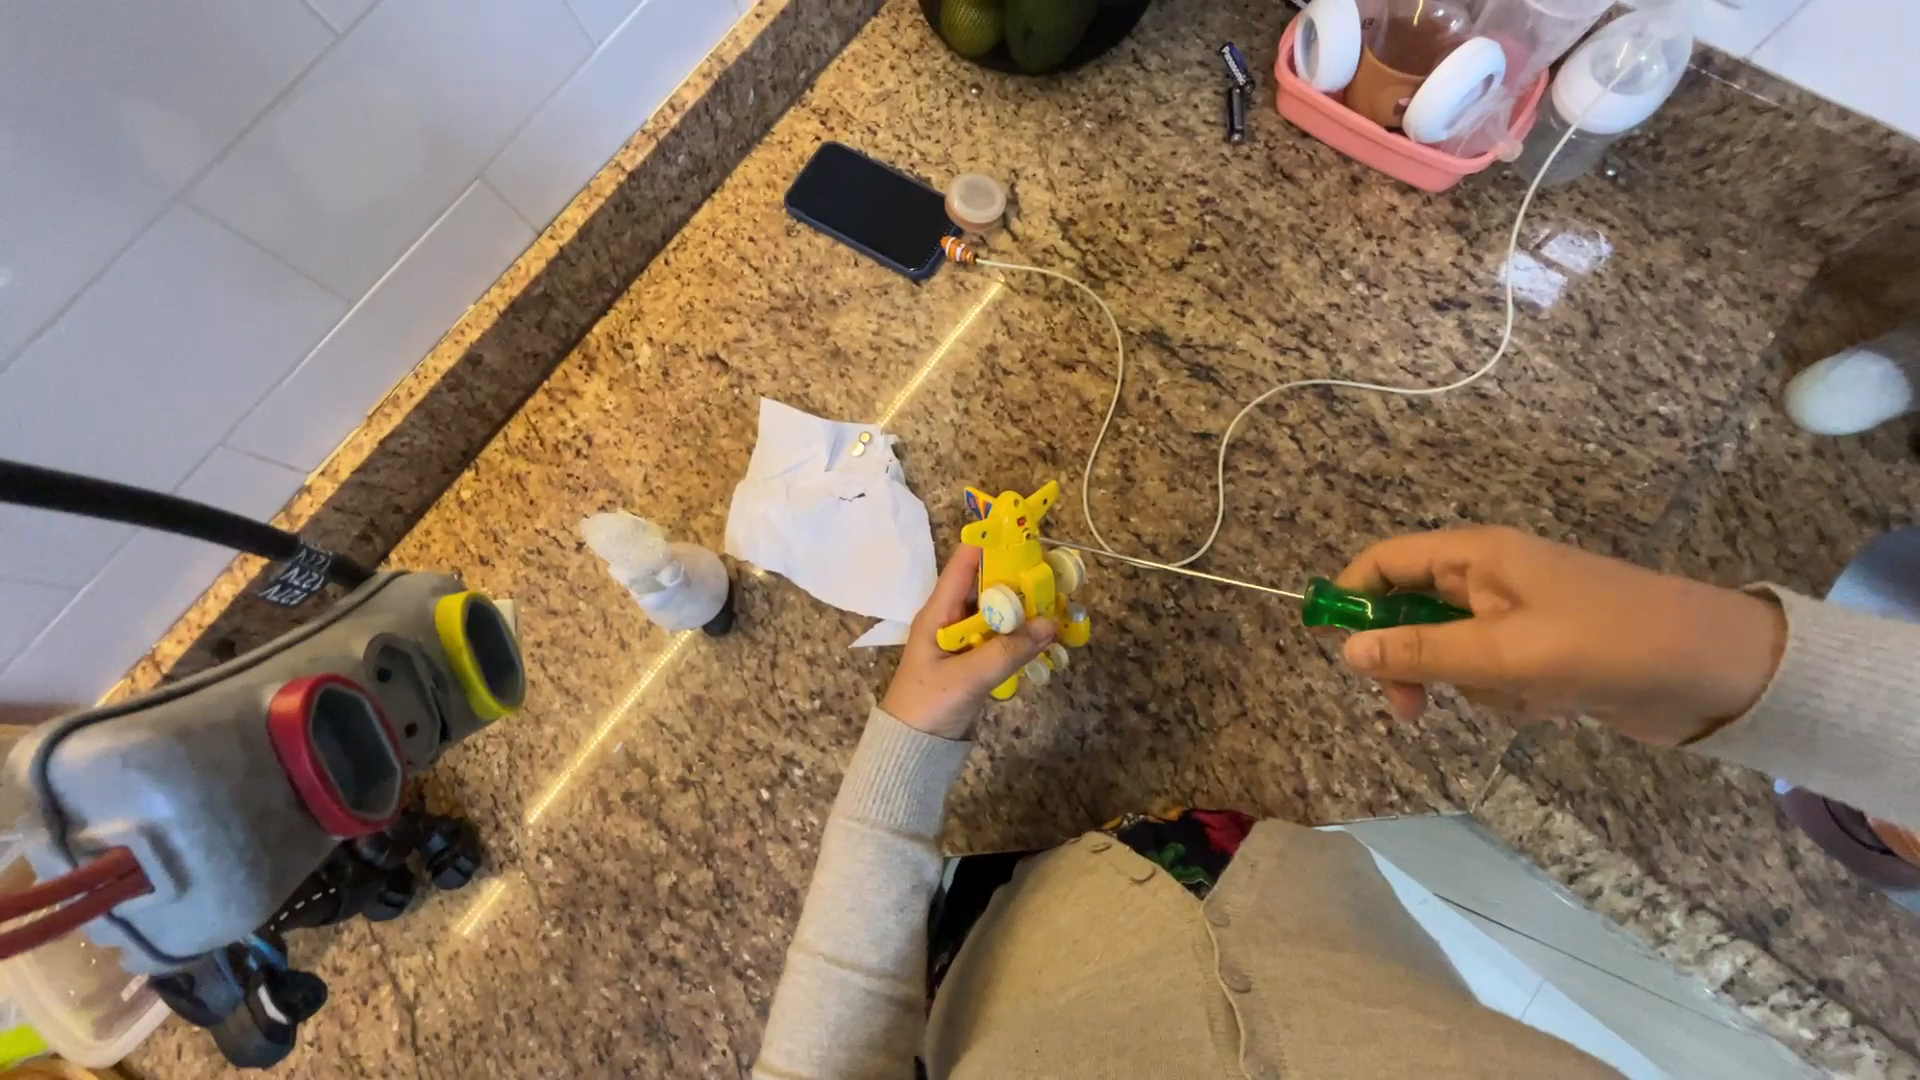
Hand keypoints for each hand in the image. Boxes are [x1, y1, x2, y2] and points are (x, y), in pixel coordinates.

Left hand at [881, 546, 1056, 739]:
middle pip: (988, 585)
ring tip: (1060, 601)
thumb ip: (1007, 651)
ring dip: (1026, 608)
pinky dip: (1025, 635)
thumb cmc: (929, 705)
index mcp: (938, 611)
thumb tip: (1050, 624)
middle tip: (1056, 573)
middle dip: (1019, 577)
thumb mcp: (967, 677)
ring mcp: (966, 640)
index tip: (1026, 534)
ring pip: (1000, 611)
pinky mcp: (978, 660)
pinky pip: (1004, 637)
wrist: (914, 750)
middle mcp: (952, 618)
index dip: (992, 542)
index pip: (964, 563)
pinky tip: (1050, 636)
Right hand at [1334, 527, 1787, 745]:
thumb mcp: (1507, 652)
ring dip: (1463, 682)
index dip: (1350, 595)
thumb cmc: (1611, 645)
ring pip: (1443, 650)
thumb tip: (1346, 650)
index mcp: (1475, 557)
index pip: (1385, 562)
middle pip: (1406, 612)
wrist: (1731, 676)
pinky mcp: (1534, 650)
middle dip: (1405, 659)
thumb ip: (1422, 651)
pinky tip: (1548, 702)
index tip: (1327, 641)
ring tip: (1517, 699)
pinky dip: (1501, 694)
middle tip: (1407, 708)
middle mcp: (1484, 580)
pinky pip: (1484, 672)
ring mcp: (1510, 616)